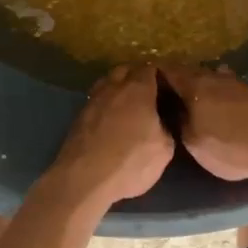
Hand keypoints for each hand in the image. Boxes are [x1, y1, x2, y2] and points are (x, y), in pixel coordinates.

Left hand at [49, 64, 175, 206]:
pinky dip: (107, 102)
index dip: (160, 75)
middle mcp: (113, 87)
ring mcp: (93, 100)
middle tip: (149, 92)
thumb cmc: (130, 162)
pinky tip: (112, 118)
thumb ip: (167, 127)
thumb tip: (162, 122)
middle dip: (137, 75)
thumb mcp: (164, 149)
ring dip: (119, 87)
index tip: (168, 86)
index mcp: (137, 89)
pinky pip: (97, 99)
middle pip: (125, 70)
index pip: (149, 68)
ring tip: (130, 104)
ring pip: (108, 82)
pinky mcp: (79, 116)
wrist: (84, 179)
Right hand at [160, 64, 247, 183]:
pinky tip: (213, 105)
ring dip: (196, 86)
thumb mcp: (193, 141)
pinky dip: (213, 93)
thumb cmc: (230, 145)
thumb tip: (170, 111)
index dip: (152, 75)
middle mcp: (213, 76)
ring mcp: (234, 82)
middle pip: (187, 72)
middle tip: (161, 95)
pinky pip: (222, 87)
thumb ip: (179, 122)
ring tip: (186, 101)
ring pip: (207, 78)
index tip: (140, 84)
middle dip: (174, 80)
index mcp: (194, 84)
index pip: (167, 70)